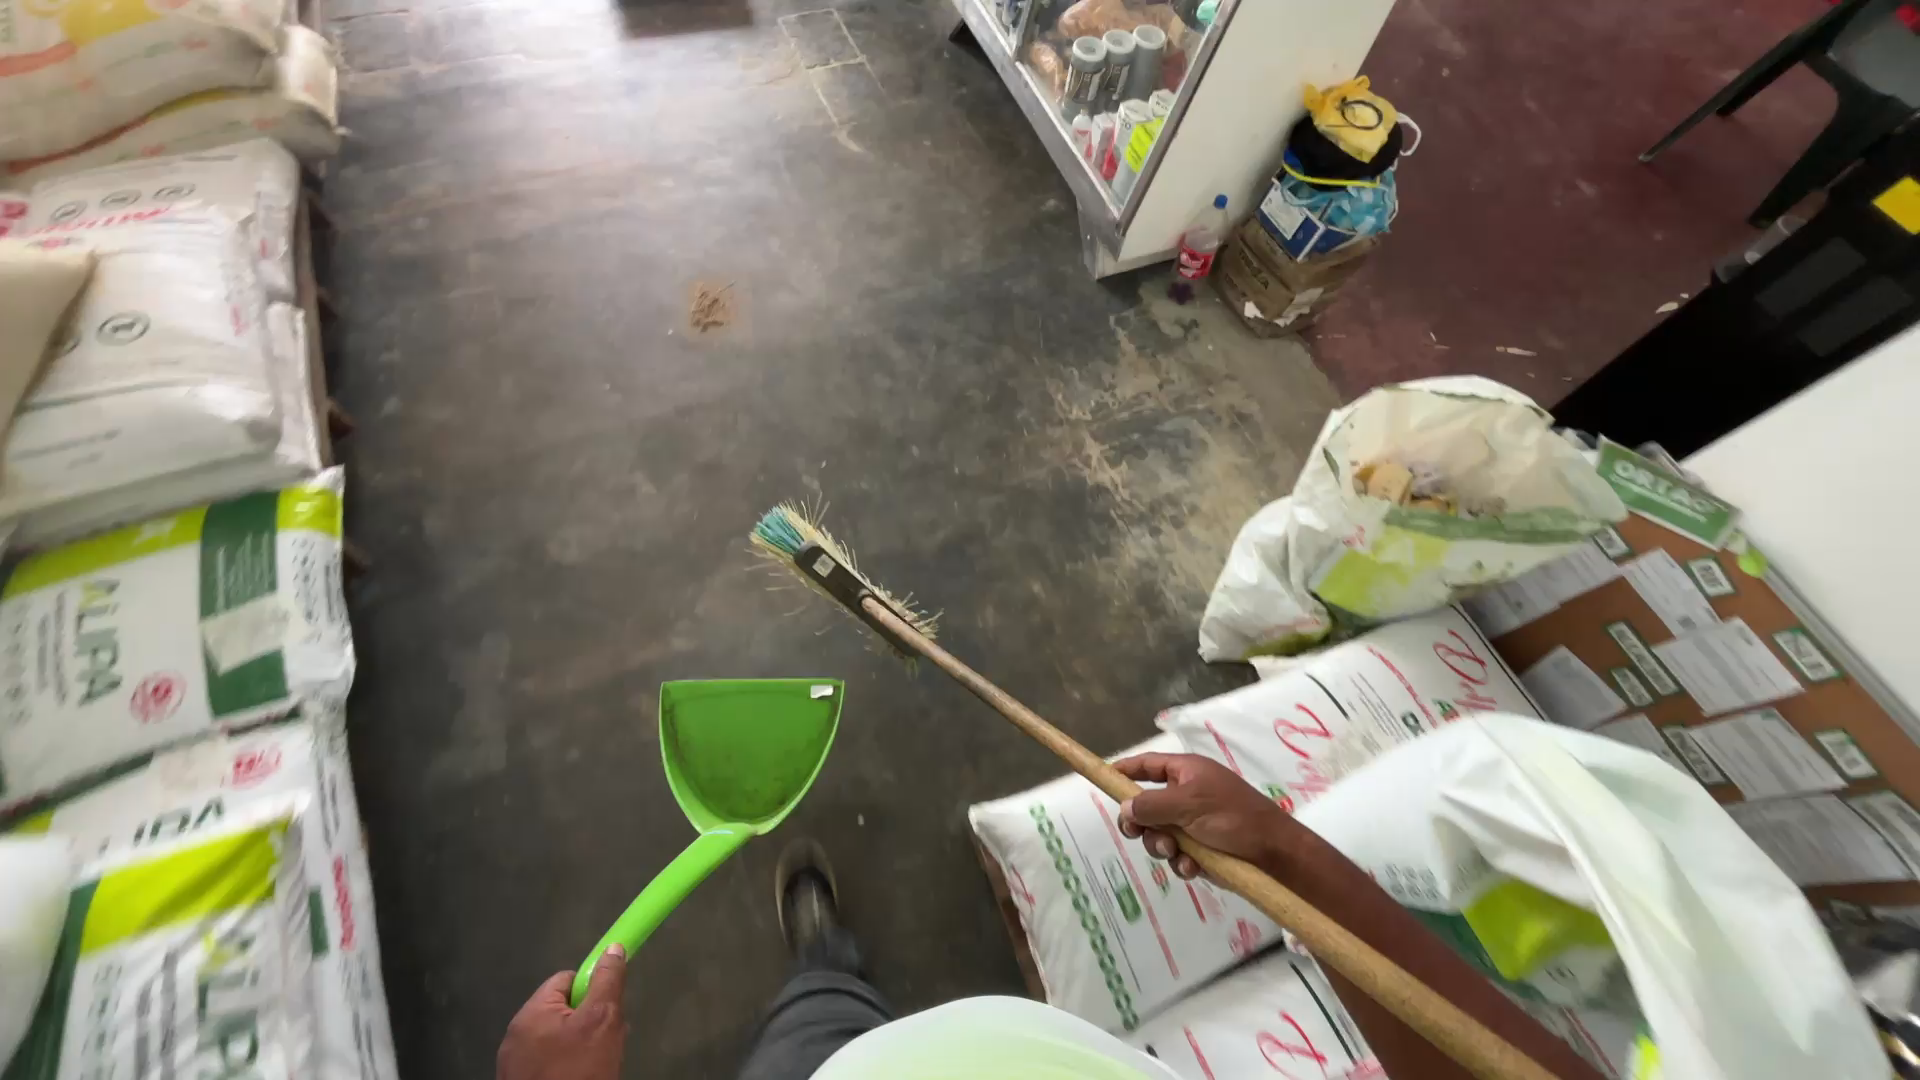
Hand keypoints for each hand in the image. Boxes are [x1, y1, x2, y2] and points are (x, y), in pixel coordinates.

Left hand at [498, 944, 629, 1079]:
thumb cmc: (579, 1072)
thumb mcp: (602, 1020)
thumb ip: (608, 980)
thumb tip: (612, 948)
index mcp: (530, 1014)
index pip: (567, 979)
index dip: (592, 989)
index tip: (607, 1009)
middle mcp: (515, 1036)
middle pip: (563, 1008)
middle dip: (590, 1018)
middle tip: (607, 1038)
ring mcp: (514, 1066)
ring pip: (558, 1037)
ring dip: (581, 1042)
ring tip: (598, 1062)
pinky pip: (548, 1061)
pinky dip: (568, 1064)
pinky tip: (583, 1076)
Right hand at [1113, 752, 1295, 878]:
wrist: (1274, 854)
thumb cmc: (1232, 816)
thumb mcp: (1188, 803)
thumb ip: (1151, 804)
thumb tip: (1124, 806)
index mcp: (1185, 772)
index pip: (1146, 765)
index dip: (1124, 770)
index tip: (1103, 778)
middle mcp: (1186, 795)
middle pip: (1146, 805)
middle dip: (1141, 821)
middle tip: (1135, 832)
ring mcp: (1193, 824)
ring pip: (1158, 834)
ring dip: (1161, 845)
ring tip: (1175, 852)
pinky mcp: (1201, 851)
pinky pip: (1176, 856)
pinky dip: (1180, 863)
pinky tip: (1192, 867)